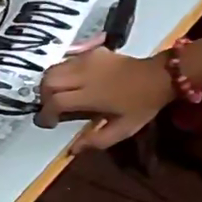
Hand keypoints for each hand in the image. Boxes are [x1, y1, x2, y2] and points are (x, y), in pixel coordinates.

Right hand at [37, 48, 176, 152]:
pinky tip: (70, 82)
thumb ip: (96, 140)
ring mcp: (85, 59)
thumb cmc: (140, 105)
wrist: (158, 76)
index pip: (55, 101)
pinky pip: (65, 61)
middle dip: (43, 97)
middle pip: (48, 81)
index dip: (46, 114)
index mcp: (90, 95)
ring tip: (58, 95)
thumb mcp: (123, 130)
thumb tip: (72, 150)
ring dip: (49, 84)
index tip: (48, 123)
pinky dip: (61, 72)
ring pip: (53, 68)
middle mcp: (83, 74)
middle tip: (51, 108)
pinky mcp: (90, 51)